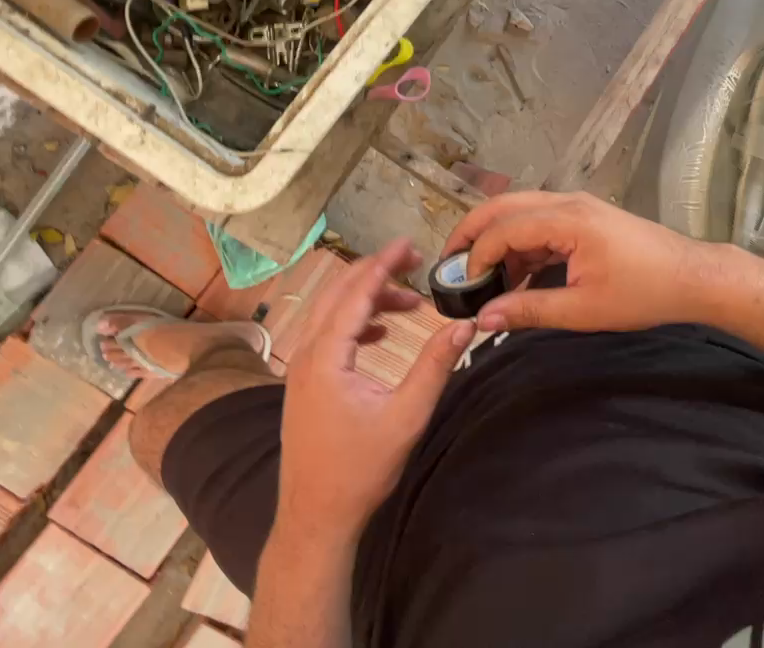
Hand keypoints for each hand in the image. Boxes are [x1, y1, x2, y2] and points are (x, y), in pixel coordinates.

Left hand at [277, 239, 475, 537]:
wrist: (315, 517)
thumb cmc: (360, 470)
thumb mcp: (407, 416)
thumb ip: (435, 366)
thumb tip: (463, 326)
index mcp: (326, 356)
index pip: (356, 292)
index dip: (385, 263)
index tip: (411, 245)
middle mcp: (305, 353)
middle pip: (338, 293)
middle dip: (376, 272)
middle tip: (415, 263)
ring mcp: (299, 368)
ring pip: (331, 312)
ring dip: (368, 298)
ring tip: (409, 301)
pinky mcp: (303, 382)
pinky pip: (327, 333)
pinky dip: (354, 321)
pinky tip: (380, 332)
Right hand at [442, 191, 726, 333]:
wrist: (692, 278)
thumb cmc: (643, 293)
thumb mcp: (583, 310)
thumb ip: (529, 310)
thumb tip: (483, 320)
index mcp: (567, 219)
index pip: (504, 228)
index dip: (477, 256)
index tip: (463, 287)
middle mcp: (567, 202)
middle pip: (504, 205)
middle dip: (473, 232)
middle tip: (449, 264)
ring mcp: (578, 206)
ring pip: (520, 212)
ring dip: (497, 239)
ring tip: (480, 277)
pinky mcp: (585, 217)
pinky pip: (540, 222)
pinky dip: (521, 244)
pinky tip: (515, 274)